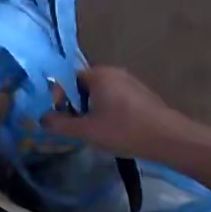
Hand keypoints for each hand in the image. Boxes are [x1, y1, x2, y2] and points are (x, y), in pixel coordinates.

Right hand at [42, 67, 196, 159]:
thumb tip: (42, 119)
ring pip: (100, 94)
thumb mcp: (86, 131)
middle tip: (76, 128)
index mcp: (98, 74)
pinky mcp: (142, 95)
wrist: (168, 139)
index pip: (68, 79)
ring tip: (94, 132)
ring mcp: (130, 82)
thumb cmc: (123, 131)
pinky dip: (108, 112)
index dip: (59, 98)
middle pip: (83, 86)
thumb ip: (60, 124)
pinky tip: (114, 131)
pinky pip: (116, 99)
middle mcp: (114, 72)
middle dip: (75, 106)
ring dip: (92, 111)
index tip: (61, 119)